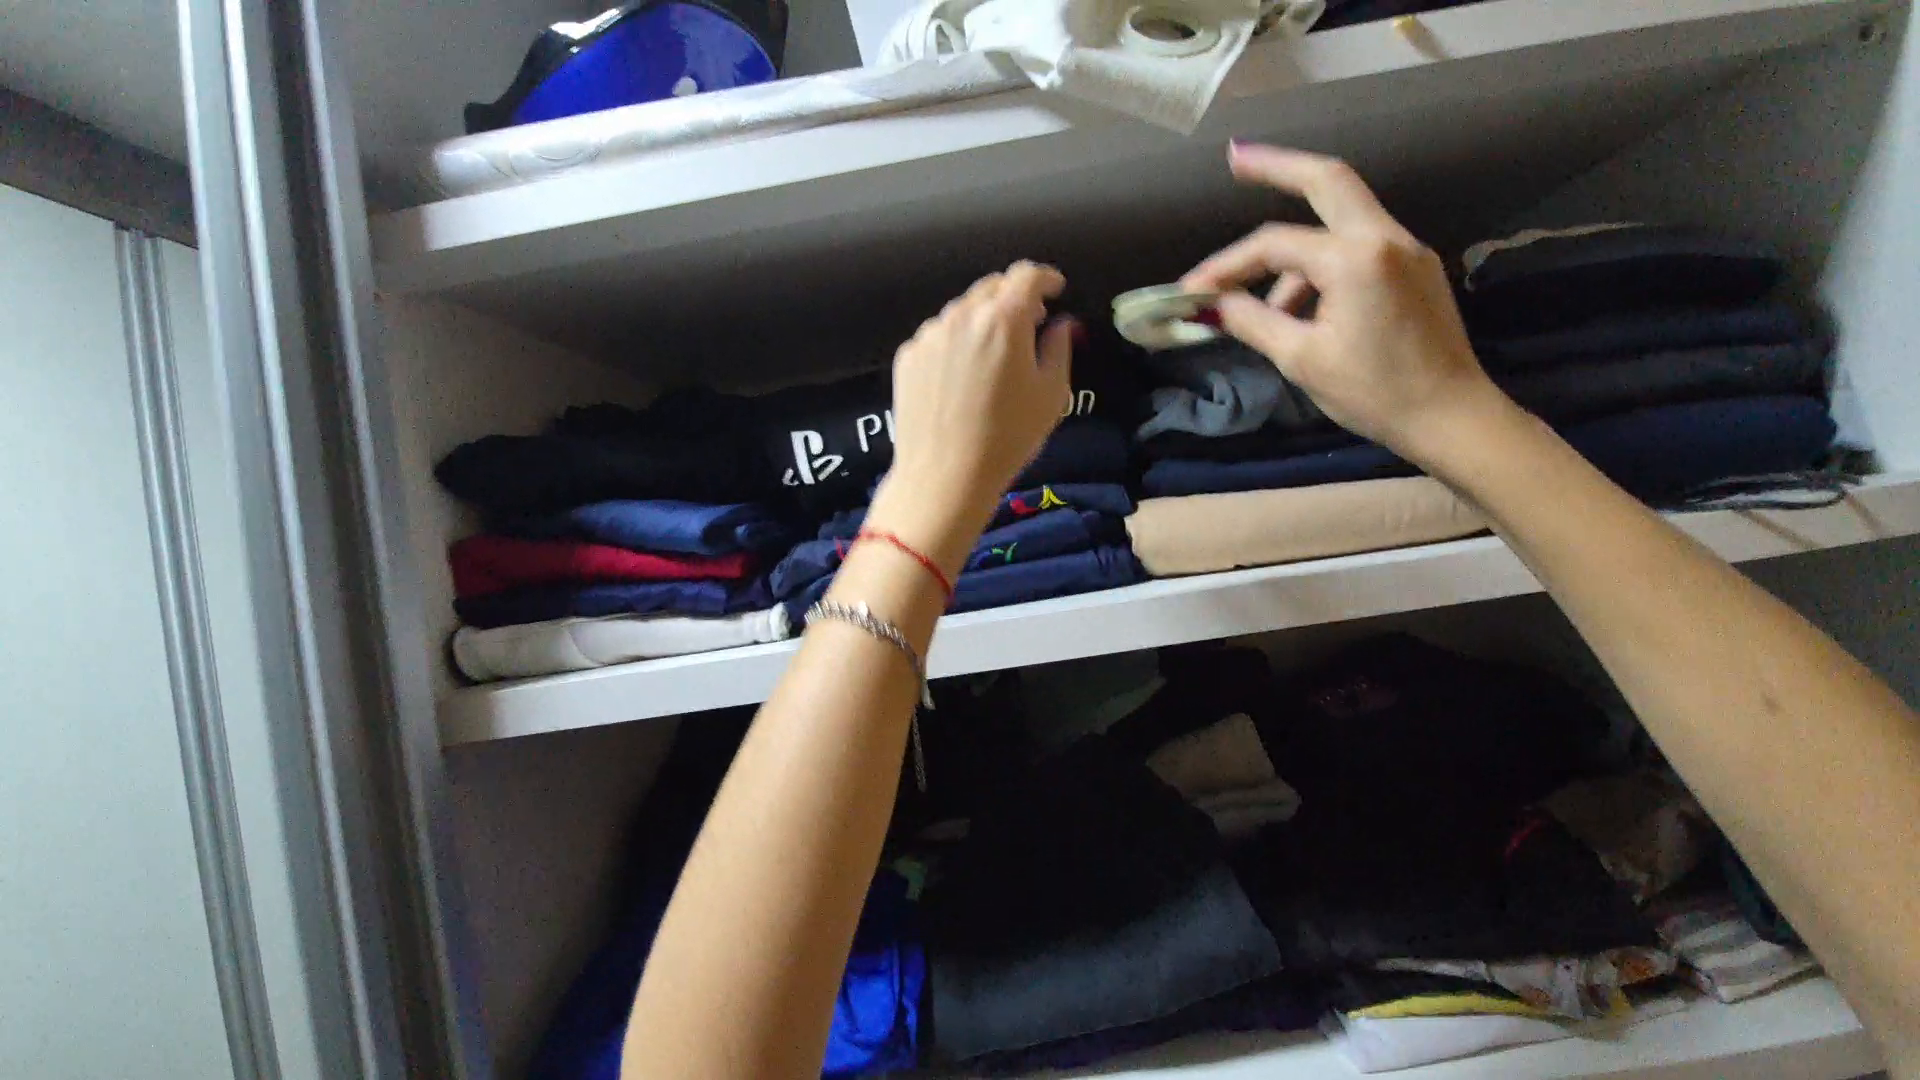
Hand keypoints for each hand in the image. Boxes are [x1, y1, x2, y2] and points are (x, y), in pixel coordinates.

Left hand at [881, 262, 1076, 534]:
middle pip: (992, 288)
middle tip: (1030, 322)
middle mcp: (962, 316)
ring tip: (993, 355)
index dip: (1045, 277)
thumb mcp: (1051, 395)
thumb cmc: (1008, 438)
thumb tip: (1060, 325)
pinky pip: (938, 336)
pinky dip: (955, 343)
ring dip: (983, 321)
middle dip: (1015, 298)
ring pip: (962, 311)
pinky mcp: (907, 356)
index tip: (1055, 289)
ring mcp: (929, 335)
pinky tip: (961, 377)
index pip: (1026, 275)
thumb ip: (1059, 348)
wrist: (944, 477)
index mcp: (1004, 319)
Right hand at [1182, 144, 1512, 466]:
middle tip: (1236, 158)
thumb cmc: (1374, 393)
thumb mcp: (1302, 359)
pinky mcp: (1415, 271)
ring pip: (1340, 222)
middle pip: (1327, 180)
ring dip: (1294, 254)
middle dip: (1278, 167)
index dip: (1225, 266)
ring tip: (1264, 311)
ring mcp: (1407, 250)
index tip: (1190, 291)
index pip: (1275, 245)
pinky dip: (1321, 268)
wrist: (1451, 418)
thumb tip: (1211, 305)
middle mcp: (1386, 238)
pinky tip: (1302, 311)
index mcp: (1356, 258)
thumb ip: (1252, 322)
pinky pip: (1358, 250)